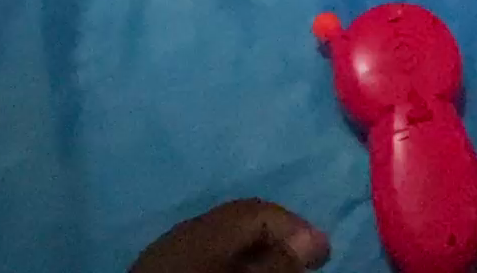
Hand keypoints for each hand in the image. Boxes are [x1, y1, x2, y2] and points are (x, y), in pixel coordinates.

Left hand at [129, 199, 330, 272]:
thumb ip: (277, 263)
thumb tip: (315, 240)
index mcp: (206, 223)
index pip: (260, 210)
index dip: (295, 225)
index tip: (323, 249)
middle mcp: (185, 223)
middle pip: (241, 217)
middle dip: (276, 233)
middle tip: (304, 256)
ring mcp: (165, 245)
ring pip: (220, 234)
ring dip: (252, 247)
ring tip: (276, 264)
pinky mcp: (154, 264)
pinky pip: (201, 249)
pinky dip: (228, 256)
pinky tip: (237, 268)